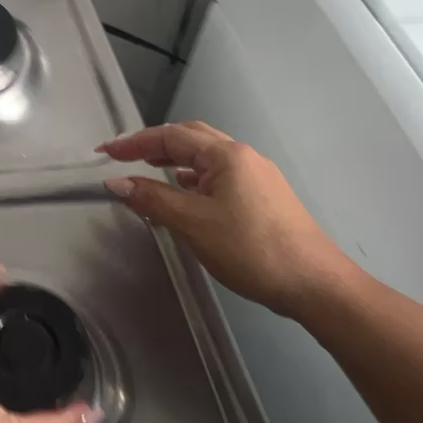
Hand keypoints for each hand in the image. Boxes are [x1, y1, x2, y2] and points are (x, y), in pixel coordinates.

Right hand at [100, 121, 359, 319]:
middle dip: (154, 144)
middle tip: (124, 156)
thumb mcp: (193, 224)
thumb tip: (117, 182)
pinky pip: (221, 174)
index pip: (170, 136)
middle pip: (191, 138)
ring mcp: (259, 176)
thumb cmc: (252, 249)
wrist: (317, 285)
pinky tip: (187, 193)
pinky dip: (195, 177)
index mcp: (226, 155)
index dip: (134, 143)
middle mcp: (243, 156)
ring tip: (149, 171)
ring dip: (175, 159)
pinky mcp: (266, 197)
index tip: (104, 153)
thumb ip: (152, 199)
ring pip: (207, 156)